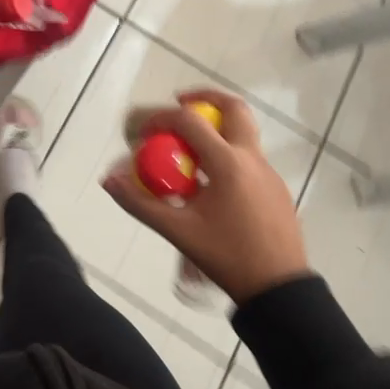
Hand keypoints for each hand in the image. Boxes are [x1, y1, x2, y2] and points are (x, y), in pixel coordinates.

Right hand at [102, 88, 310, 303]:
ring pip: (243, 131)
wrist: (280, 290)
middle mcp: (251, 158)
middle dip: (204, 98)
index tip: (143, 131)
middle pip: (232, 108)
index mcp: (228, 163)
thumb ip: (140, 204)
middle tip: (179, 102)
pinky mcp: (276, 188)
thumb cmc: (228, 257)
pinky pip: (248, 156)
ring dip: (215, 127)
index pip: (189, 121)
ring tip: (187, 147)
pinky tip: (209, 181)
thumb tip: (109, 181)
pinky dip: (226, 152)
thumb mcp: (179, 232)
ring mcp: (268, 172)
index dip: (161, 118)